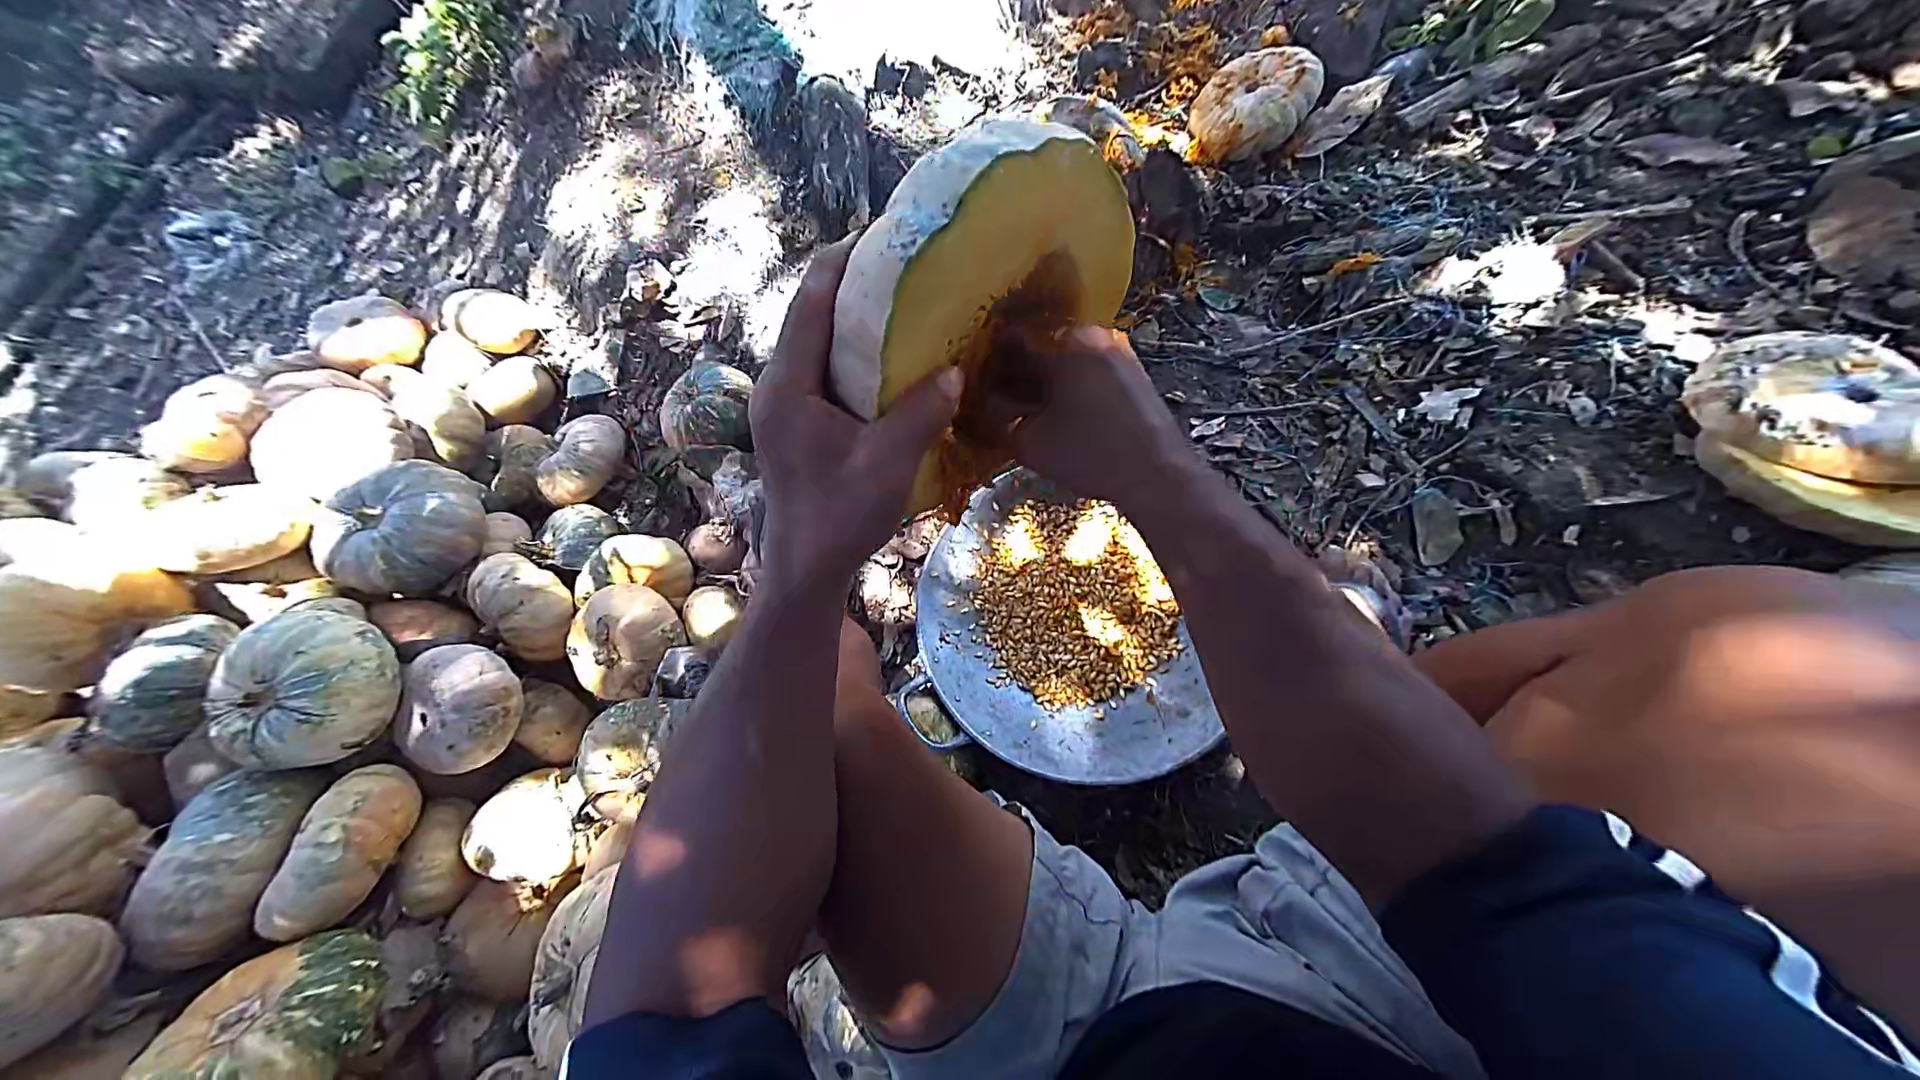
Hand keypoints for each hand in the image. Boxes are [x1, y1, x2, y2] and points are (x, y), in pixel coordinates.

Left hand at [749, 236, 962, 588]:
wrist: (805, 566)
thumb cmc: (839, 518)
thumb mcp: (887, 466)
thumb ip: (919, 415)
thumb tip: (952, 373)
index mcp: (789, 387)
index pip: (811, 301)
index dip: (844, 260)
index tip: (883, 233)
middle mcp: (777, 386)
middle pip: (809, 313)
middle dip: (851, 282)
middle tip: (902, 266)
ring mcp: (782, 404)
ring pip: (814, 341)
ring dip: (851, 318)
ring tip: (900, 302)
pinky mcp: (793, 422)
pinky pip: (820, 369)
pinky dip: (850, 352)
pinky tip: (885, 357)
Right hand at [985, 326, 1194, 506]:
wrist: (1159, 476)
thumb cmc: (1091, 456)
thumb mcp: (1030, 443)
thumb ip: (998, 419)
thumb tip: (983, 406)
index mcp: (1064, 342)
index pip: (1011, 339)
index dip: (988, 360)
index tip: (974, 378)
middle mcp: (1092, 335)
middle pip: (1041, 345)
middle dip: (1016, 371)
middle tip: (997, 397)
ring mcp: (1117, 351)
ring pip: (1065, 358)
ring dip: (1043, 379)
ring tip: (1026, 409)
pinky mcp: (1132, 372)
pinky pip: (1088, 369)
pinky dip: (1069, 385)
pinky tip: (1059, 413)